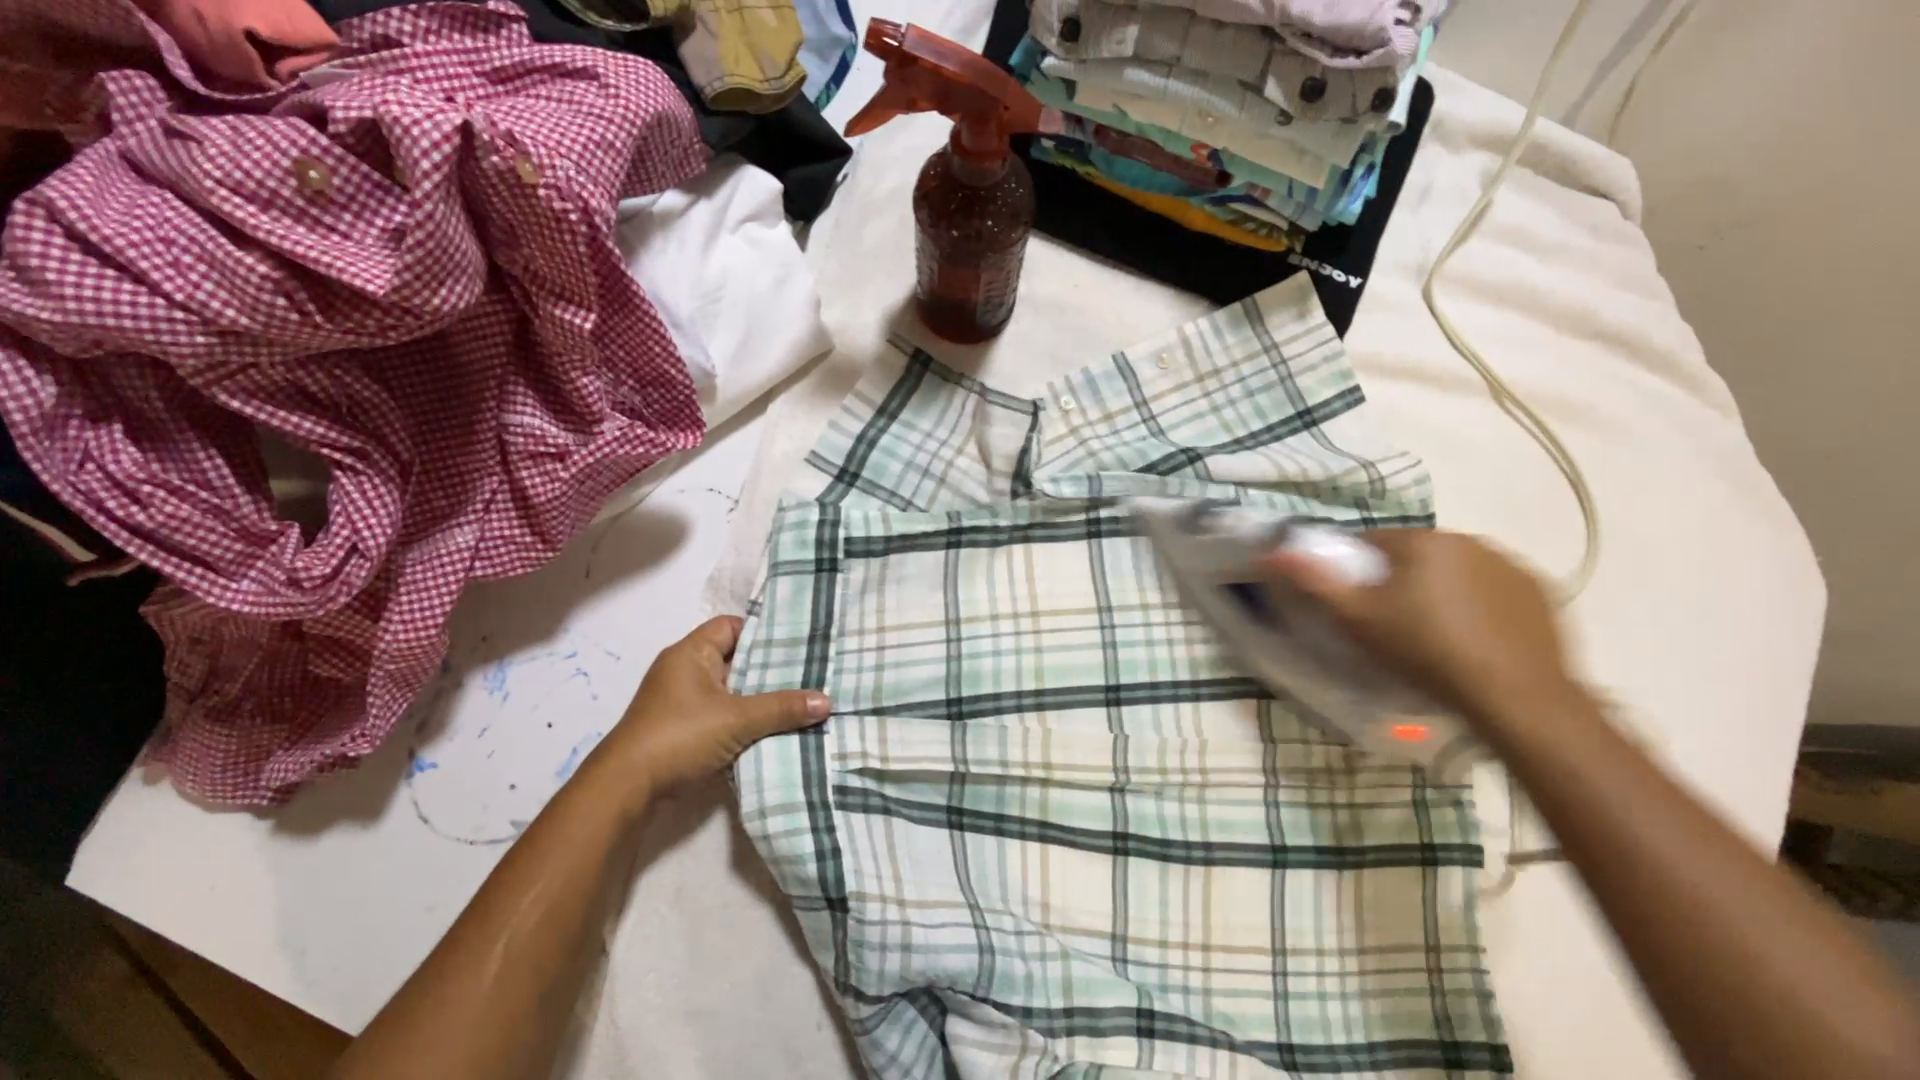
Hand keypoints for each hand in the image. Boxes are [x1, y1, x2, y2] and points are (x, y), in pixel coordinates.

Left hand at [599, 616, 828, 798]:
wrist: (628, 787)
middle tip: (809, 674)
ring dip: (758, 701)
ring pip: (729, 692)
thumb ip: (781, 708)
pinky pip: (721, 716)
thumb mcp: (737, 719)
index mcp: (690, 654)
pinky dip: (743, 722)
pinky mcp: (681, 730)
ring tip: (799, 702)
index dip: (762, 633)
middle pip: (734, 660)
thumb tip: (826, 701)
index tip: (798, 643)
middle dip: (768, 670)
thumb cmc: (679, 736)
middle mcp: (683, 671)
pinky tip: (773, 731)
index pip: (731, 627)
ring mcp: (680, 702)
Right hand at [1261, 529, 1578, 735]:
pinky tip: (1475, 642)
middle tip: (1391, 627)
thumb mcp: (1358, 621)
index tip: (1355, 605)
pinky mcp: (1541, 594)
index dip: (1356, 571)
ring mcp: (1512, 565)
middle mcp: (1470, 540)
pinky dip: (1481, 608)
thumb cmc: (1426, 654)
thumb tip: (1272, 552)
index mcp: (1423, 540)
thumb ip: (1316, 582)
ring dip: (1442, 592)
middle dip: (1401, 581)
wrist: (1516, 698)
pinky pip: (1495, 592)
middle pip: (1417, 556)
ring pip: (1457, 572)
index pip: (1372, 542)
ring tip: (1435, 638)